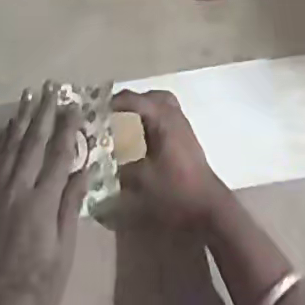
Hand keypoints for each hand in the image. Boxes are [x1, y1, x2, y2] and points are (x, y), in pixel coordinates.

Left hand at [0, 84, 89, 304]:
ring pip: (11, 145)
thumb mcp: (64, 251)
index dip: (69, 127)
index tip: (76, 104)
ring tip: (31, 94)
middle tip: (52, 85)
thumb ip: (71, 206)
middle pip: (33, 142)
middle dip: (45, 111)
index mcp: (42, 202)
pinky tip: (8, 124)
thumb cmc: (38, 284)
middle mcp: (18, 189)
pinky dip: (2, 138)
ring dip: (22, 117)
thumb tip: (85, 168)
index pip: (59, 154)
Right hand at [111, 90, 230, 229]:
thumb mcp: (142, 181)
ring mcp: (182, 124)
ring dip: (143, 109)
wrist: (209, 206)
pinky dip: (152, 118)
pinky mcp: (186, 136)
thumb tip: (101, 163)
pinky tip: (142, 136)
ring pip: (160, 104)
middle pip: (149, 97)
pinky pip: (166, 115)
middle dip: (129, 103)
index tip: (96, 111)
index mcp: (163, 119)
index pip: (134, 100)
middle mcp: (173, 115)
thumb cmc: (176, 191)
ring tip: (126, 123)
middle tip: (112, 116)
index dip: (113, 103)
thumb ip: (120, 169)